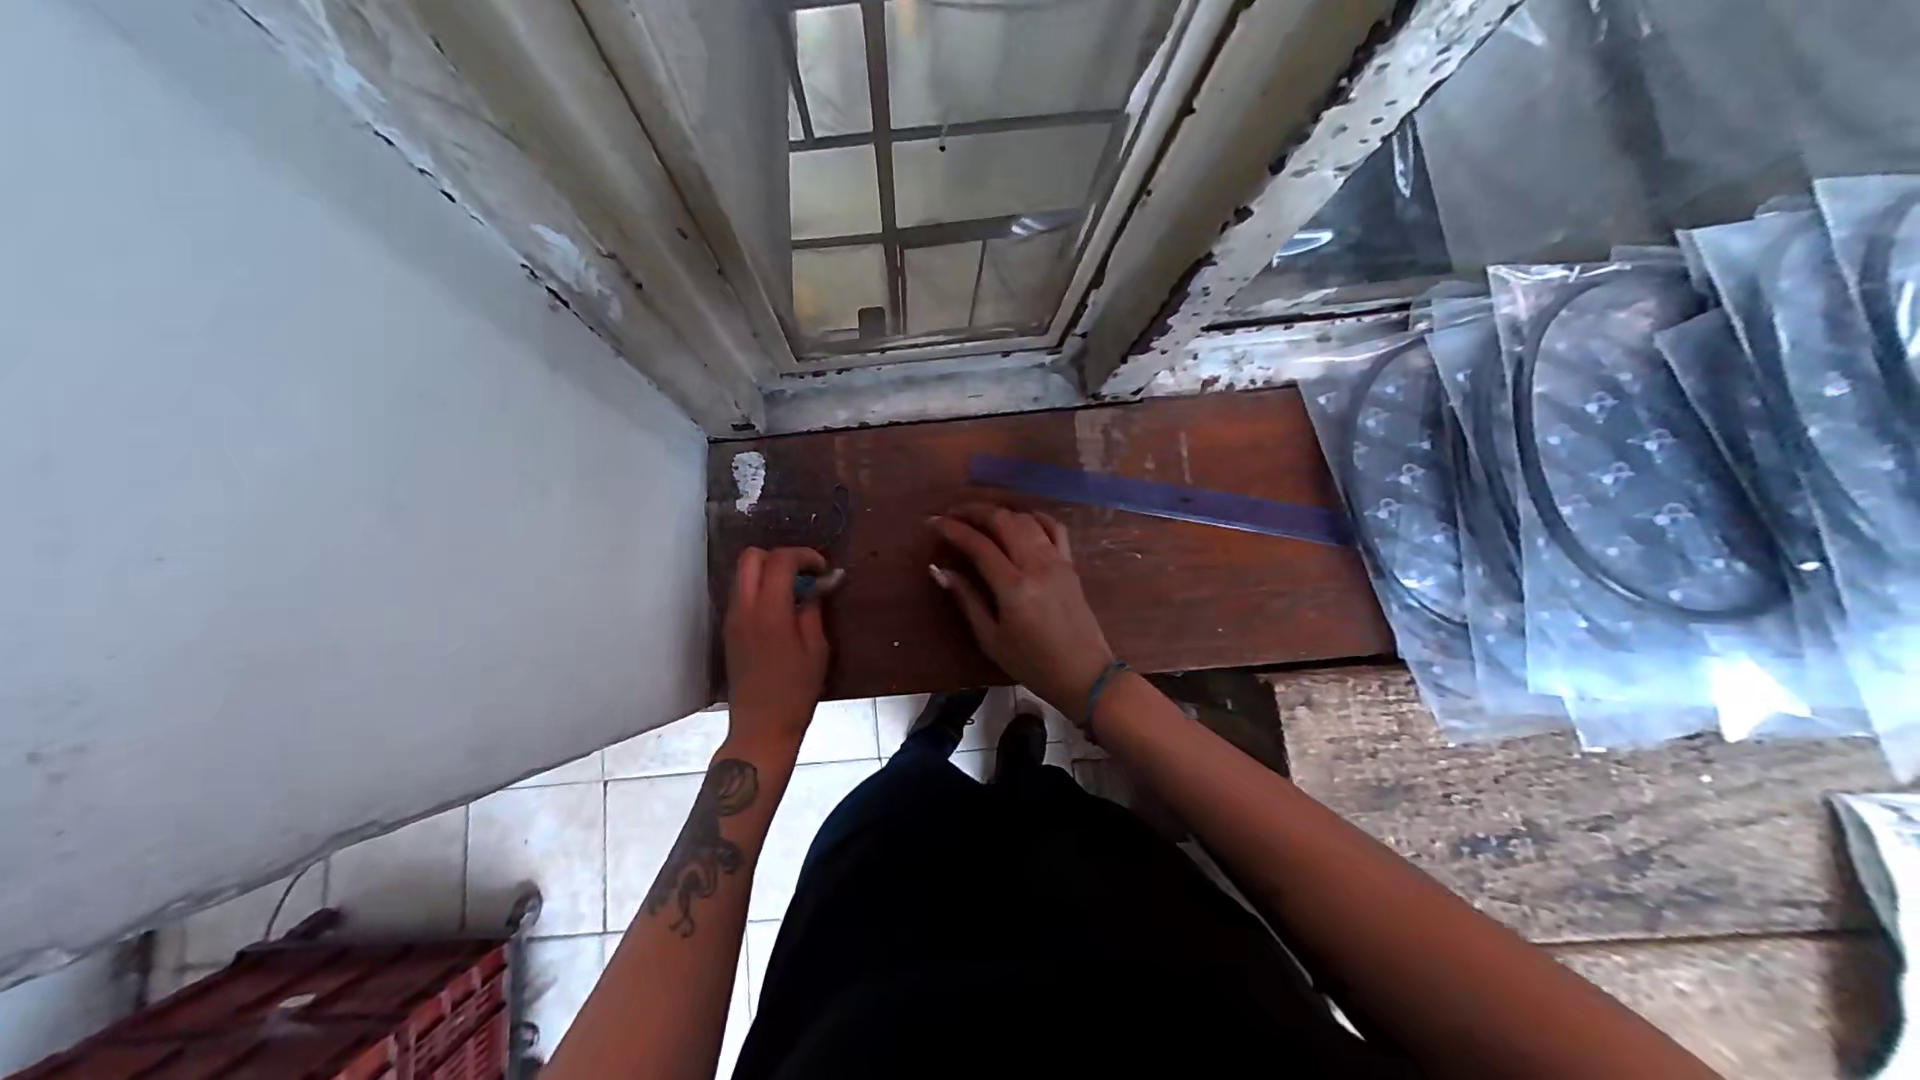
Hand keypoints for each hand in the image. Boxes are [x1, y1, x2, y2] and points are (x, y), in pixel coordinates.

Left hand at [723, 547, 840, 753]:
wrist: (762, 726)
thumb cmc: (796, 691)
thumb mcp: (817, 649)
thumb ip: (814, 609)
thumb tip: (819, 585)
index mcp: (769, 611)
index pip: (780, 560)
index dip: (804, 556)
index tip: (822, 569)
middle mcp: (744, 609)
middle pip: (751, 557)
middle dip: (780, 556)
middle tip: (805, 574)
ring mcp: (732, 619)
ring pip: (742, 574)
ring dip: (768, 571)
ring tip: (795, 592)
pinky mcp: (729, 630)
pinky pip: (741, 594)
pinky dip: (760, 588)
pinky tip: (782, 609)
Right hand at [928, 504, 1115, 717]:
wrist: (1084, 674)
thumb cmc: (1032, 663)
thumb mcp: (991, 638)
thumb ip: (966, 599)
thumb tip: (939, 570)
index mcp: (1014, 587)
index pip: (979, 545)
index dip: (953, 529)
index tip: (933, 522)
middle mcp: (1037, 566)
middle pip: (1004, 521)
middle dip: (974, 511)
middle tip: (952, 513)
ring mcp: (1058, 561)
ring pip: (1027, 520)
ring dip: (1000, 512)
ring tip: (979, 517)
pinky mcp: (1070, 564)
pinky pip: (1054, 528)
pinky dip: (1034, 517)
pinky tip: (1019, 520)